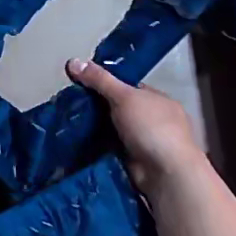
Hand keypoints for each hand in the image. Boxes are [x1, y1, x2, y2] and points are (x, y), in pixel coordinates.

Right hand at [67, 58, 205, 191]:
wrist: (167, 175)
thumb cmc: (151, 128)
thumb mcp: (124, 96)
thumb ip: (99, 79)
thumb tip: (71, 61)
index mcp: (159, 100)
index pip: (128, 86)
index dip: (105, 83)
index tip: (81, 83)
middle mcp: (154, 119)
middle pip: (118, 107)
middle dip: (97, 106)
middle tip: (71, 103)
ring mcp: (146, 141)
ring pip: (113, 127)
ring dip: (95, 126)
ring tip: (68, 120)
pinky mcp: (136, 160)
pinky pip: (111, 146)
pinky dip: (98, 143)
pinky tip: (78, 138)